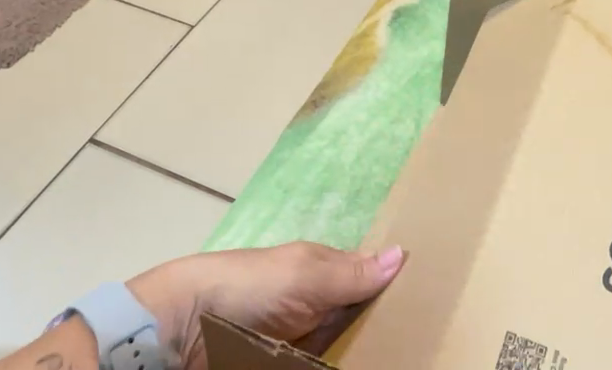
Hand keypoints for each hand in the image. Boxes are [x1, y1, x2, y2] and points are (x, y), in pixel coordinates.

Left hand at [126, 242, 405, 365]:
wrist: (183, 330)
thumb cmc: (251, 286)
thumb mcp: (306, 274)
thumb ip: (352, 272)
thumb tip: (404, 252)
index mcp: (323, 273)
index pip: (368, 281)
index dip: (393, 290)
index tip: (427, 301)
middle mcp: (315, 307)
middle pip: (359, 322)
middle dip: (383, 331)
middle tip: (418, 339)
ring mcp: (299, 343)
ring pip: (342, 350)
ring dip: (362, 351)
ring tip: (401, 355)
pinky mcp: (286, 363)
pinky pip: (323, 364)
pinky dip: (339, 361)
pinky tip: (361, 361)